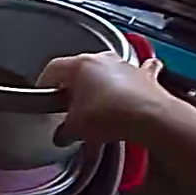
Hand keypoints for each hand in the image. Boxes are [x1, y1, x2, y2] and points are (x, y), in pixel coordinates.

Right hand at [38, 52, 180, 144]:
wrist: (150, 118)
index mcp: (79, 65)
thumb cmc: (107, 116)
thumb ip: (64, 131)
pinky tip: (138, 82)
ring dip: (102, 82)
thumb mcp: (76, 129)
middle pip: (80, 69)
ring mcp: (126, 65)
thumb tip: (62, 136)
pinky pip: (139, 72)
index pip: (53, 69)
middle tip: (69, 105)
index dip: (45, 83)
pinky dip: (136, 77)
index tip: (44, 96)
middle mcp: (102, 58)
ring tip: (99, 102)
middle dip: (74, 85)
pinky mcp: (146, 77)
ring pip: (108, 69)